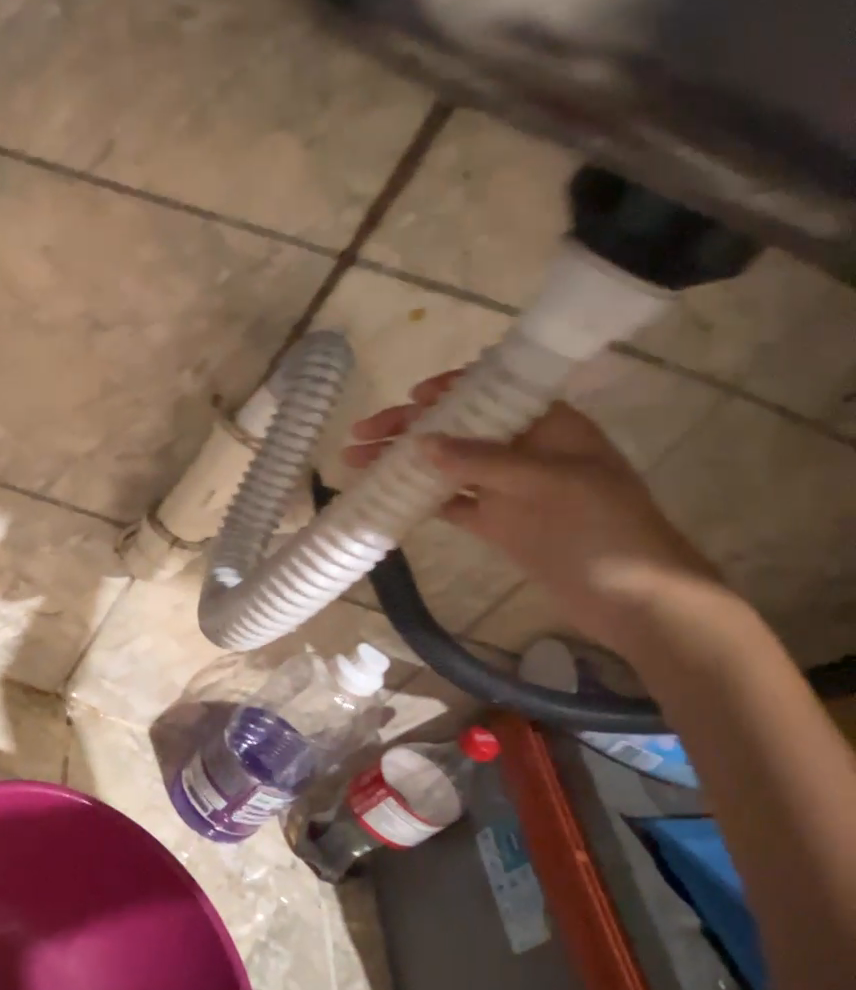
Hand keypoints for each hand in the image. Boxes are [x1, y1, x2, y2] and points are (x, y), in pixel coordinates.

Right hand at [344, 370, 720, 652]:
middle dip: (407, 428)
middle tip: (359, 437)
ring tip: (354, 464)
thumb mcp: (548, 484)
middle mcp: (524, 450)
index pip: (492, 393)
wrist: (636, 599)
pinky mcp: (496, 522)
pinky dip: (415, 496)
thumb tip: (419, 444)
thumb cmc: (603, 529)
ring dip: (401, 461)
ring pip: (444, 464)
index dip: (450, 389)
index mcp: (549, 427)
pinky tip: (382, 495)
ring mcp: (508, 488)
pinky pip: (447, 501)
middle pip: (456, 428)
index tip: (410, 398)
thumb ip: (482, 461)